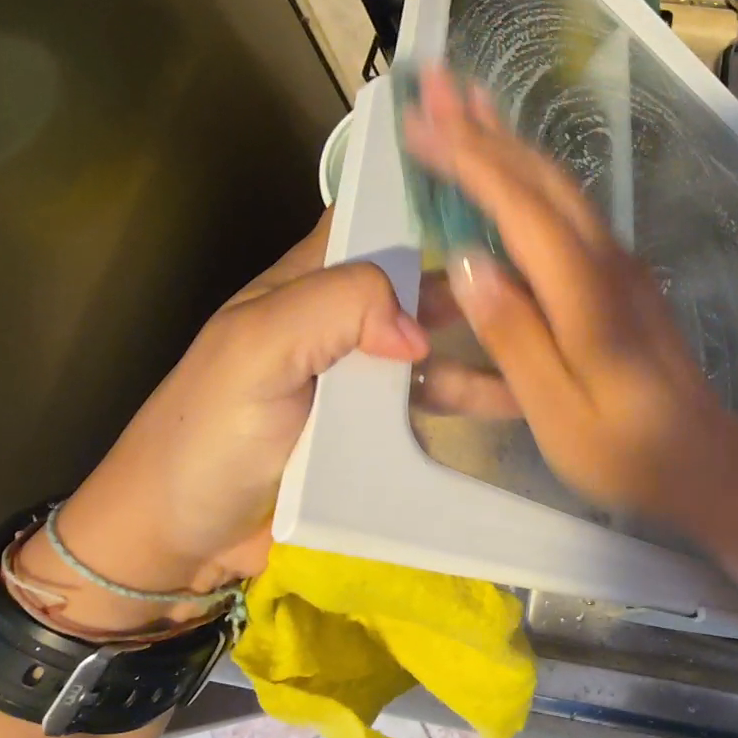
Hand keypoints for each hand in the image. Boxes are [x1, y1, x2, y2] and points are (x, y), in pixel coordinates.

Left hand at [17, 209, 515, 630]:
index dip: (432, 202)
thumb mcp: (256, 352)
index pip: (378, 218)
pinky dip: (478, 396)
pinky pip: (437, 400)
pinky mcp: (382, 428)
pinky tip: (526, 398)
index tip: (507, 195)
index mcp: (310, 281)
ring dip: (490, 340)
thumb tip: (421, 330)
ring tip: (555, 342)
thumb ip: (334, 310)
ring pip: (439, 341)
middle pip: (423, 279)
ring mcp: (367, 375)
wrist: (180, 543)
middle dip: (480, 271)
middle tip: (557, 276)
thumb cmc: (206, 435)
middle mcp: (346, 317)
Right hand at [403, 66, 737, 520]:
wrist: (707, 462)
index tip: (420, 119)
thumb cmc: (628, 451)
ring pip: (560, 187)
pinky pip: (570, 212)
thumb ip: (515, 335)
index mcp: (587, 292)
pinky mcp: (623, 280)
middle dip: (487, 127)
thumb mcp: (558, 411)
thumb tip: (469, 260)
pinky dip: (533, 177)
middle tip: (436, 81)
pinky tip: (515, 170)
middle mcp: (607, 261)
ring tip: (468, 104)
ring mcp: (620, 266)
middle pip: (542, 179)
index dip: (470, 158)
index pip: (521, 206)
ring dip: (511, 142)